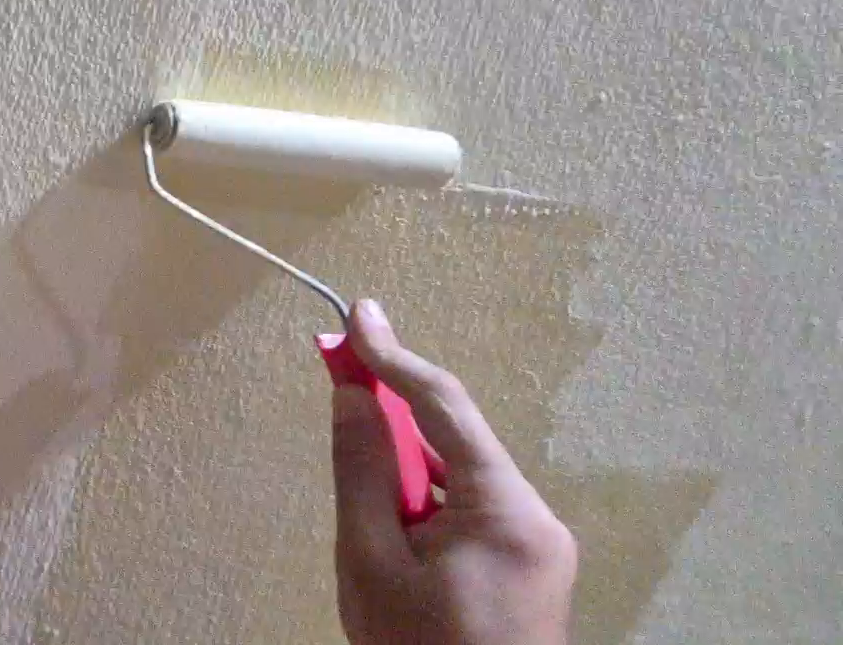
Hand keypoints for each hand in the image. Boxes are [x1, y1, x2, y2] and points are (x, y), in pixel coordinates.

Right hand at [330, 300, 577, 644]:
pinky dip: (416, 490)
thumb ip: (361, 466)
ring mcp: (534, 540)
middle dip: (390, 411)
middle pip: (449, 435)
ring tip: (365, 509)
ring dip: (399, 462)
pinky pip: (460, 499)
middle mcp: (534, 515)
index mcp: (508, 511)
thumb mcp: (370, 556)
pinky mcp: (522, 559)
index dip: (393, 354)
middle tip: (337, 372)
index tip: (355, 314)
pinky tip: (390, 526)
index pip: (443, 405)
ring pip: (450, 468)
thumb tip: (353, 392)